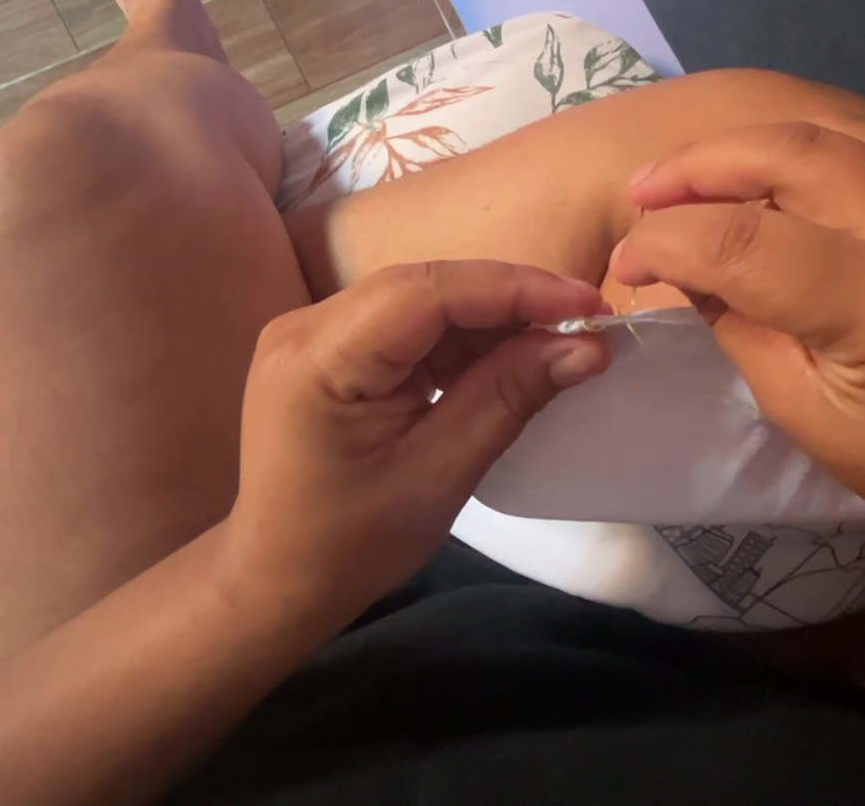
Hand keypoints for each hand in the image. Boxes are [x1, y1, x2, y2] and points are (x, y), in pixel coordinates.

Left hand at [222, 261, 611, 626]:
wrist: (276, 578)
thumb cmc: (351, 545)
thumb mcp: (438, 476)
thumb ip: (508, 398)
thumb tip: (586, 347)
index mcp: (319, 359)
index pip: (427, 293)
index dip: (513, 288)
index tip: (588, 303)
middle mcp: (306, 326)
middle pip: (426, 286)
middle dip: (510, 299)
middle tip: (585, 320)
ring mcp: (314, 331)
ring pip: (423, 299)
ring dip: (492, 317)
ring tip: (558, 340)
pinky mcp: (331, 344)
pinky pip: (409, 323)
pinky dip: (464, 336)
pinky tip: (508, 354)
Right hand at [609, 122, 864, 559]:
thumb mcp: (798, 408)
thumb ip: (735, 319)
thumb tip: (674, 257)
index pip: (749, 245)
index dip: (669, 241)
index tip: (627, 260)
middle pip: (795, 155)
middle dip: (701, 165)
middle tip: (643, 189)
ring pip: (832, 133)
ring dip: (745, 146)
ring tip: (685, 174)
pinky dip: (795, 152)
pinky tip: (756, 175)